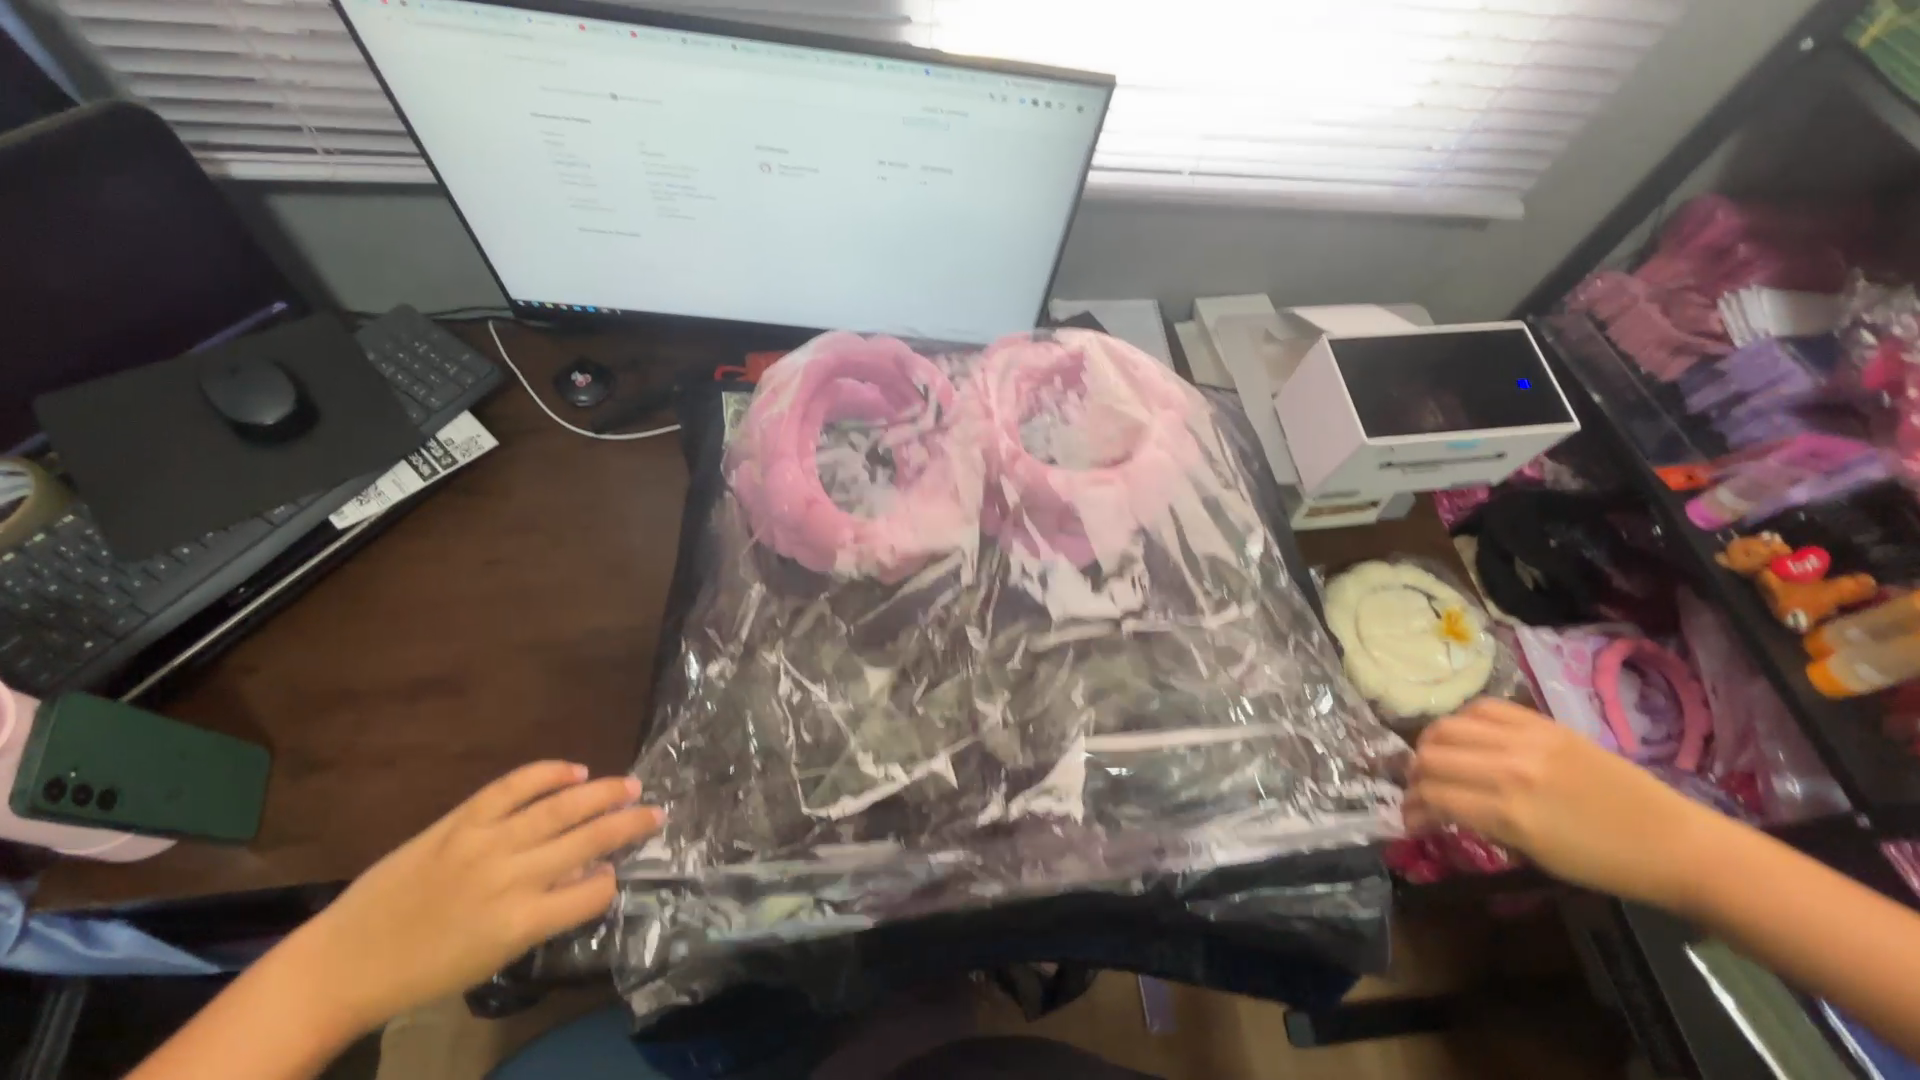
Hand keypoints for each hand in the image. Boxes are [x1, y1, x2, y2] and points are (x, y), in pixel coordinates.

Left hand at [286, 763, 663, 1033]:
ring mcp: (485, 843)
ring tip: (629, 784)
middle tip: (657, 812)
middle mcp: (512, 877)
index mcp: (522, 923)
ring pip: (560, 808)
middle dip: (629, 825)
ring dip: (601, 793)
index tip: (617, 874)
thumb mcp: (494, 958)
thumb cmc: (423, 974)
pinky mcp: (458, 822)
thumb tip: (582, 876)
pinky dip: (546, 774)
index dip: (611, 880)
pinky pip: (512, 788)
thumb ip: (543, 915)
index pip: (593, 891)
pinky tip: (573, 769)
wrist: (344, 963)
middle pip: (588, 841)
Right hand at [1405, 699, 1728, 910]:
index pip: (1433, 796)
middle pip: (1430, 756)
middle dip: (1415, 777)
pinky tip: (1468, 739)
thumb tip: (1436, 811)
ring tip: (1438, 763)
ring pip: (1447, 727)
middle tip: (1421, 793)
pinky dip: (1463, 722)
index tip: (1411, 820)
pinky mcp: (1545, 724)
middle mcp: (1510, 768)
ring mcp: (1528, 740)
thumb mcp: (1531, 854)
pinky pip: (1483, 708)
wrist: (1675, 843)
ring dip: (1431, 747)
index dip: (1413, 809)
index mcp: (1508, 812)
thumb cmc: (1604, 864)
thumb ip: (1479, 823)